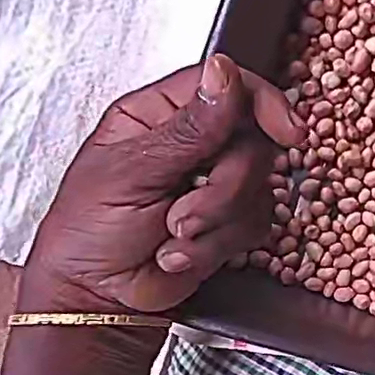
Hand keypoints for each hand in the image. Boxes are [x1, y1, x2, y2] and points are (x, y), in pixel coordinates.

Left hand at [20, 53, 304, 314]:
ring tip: (172, 238)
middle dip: (225, 186)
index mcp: (160, 114)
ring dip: (217, 221)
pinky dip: (219, 244)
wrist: (97, 299)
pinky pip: (257, 222)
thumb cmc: (88, 232)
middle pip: (253, 141)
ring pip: (259, 186)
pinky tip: (180, 253)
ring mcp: (215, 182)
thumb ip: (188, 128)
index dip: (263, 103)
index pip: (226, 86)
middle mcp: (195, 143)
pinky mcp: (230, 220)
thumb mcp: (130, 172)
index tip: (286, 131)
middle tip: (185, 216)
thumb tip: (225, 75)